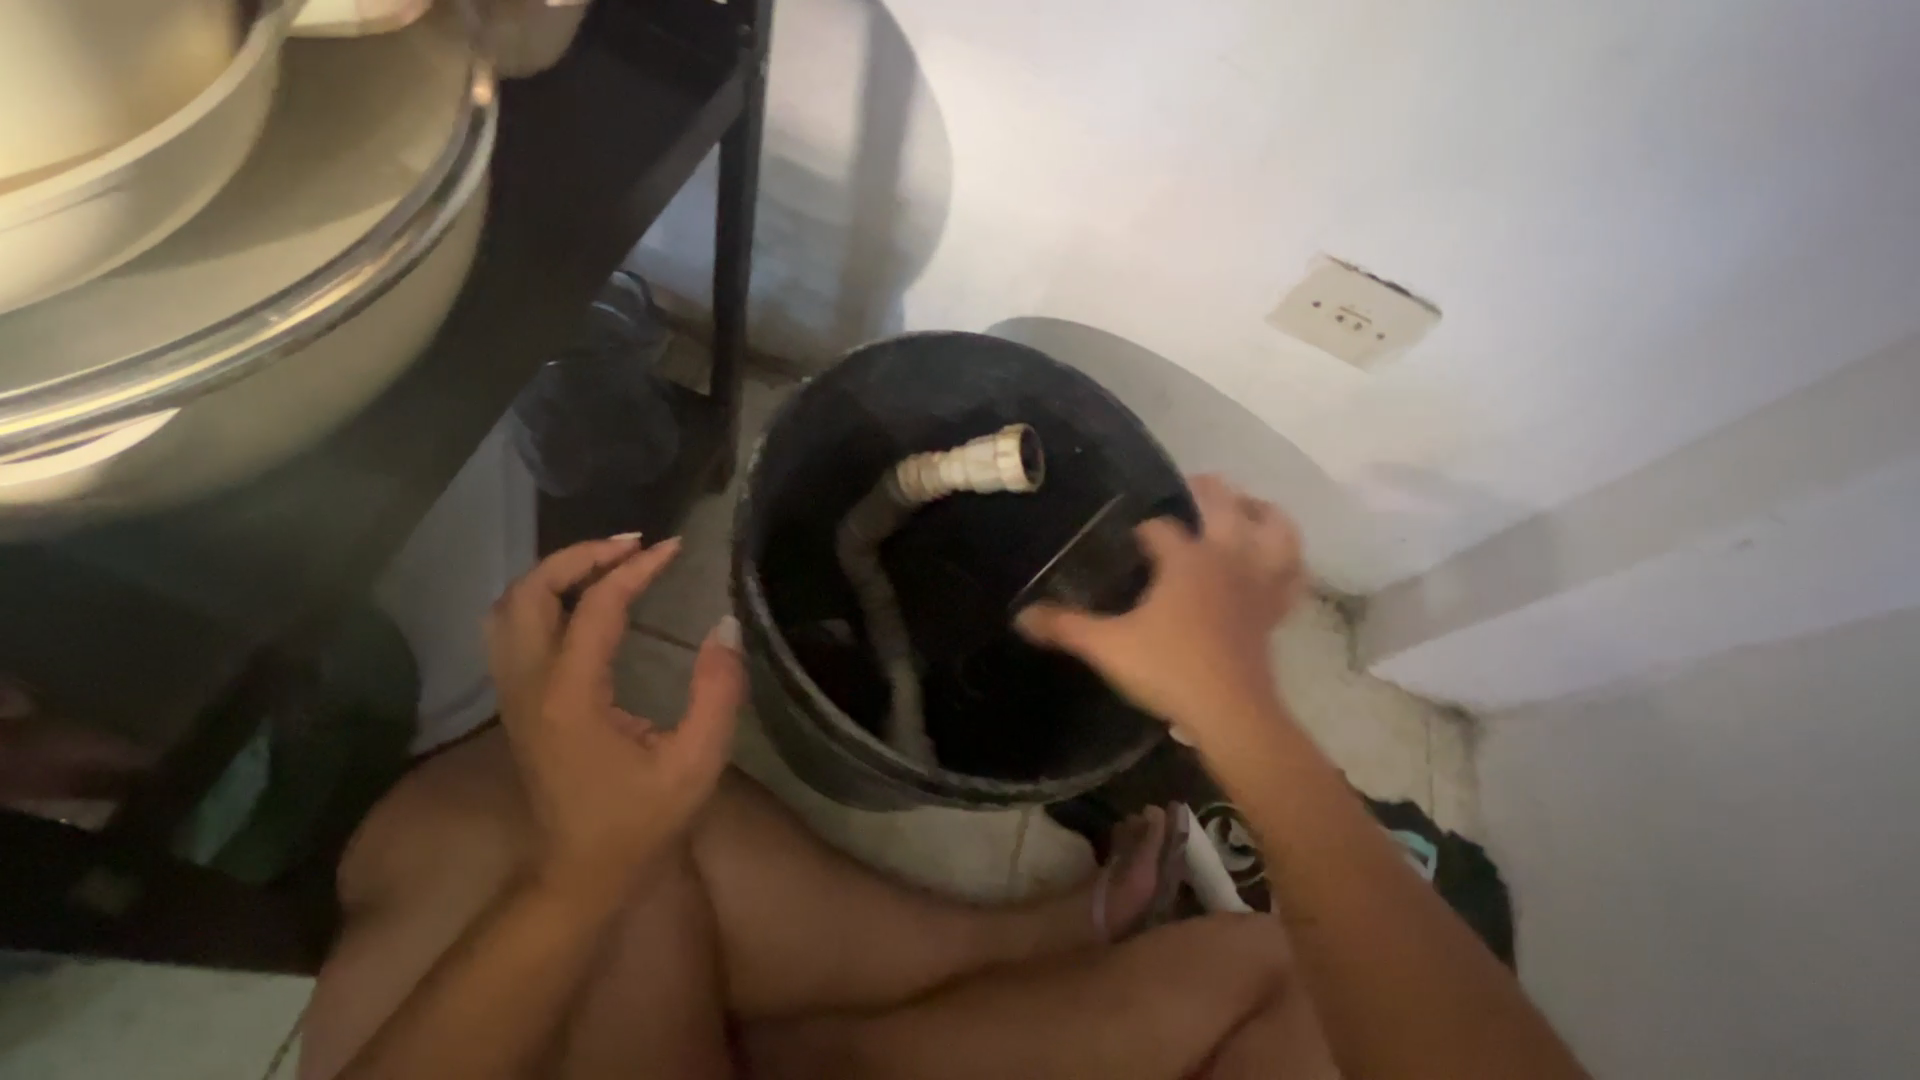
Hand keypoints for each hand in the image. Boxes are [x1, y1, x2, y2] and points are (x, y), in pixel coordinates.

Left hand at [484, 536, 743, 889]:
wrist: (578, 874)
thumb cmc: (640, 822)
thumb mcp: (695, 763)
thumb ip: (716, 692)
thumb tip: (725, 626)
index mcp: (571, 696)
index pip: (596, 606)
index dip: (636, 569)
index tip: (674, 548)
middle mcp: (529, 685)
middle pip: (530, 591)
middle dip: (581, 555)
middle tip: (634, 545)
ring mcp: (514, 694)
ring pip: (510, 607)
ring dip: (555, 572)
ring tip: (608, 562)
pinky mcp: (516, 703)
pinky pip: (511, 628)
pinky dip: (542, 596)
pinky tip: (581, 599)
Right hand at [1018, 475, 1304, 746]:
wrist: (1230, 711)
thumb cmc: (1168, 669)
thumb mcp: (1107, 646)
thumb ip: (1064, 626)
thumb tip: (1020, 616)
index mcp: (1186, 558)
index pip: (1160, 528)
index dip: (1142, 530)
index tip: (1128, 542)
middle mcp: (1226, 558)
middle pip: (1224, 504)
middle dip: (1207, 490)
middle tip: (1192, 485)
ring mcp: (1257, 582)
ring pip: (1276, 532)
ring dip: (1264, 513)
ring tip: (1249, 506)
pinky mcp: (1274, 610)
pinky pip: (1292, 577)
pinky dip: (1288, 563)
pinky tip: (1277, 562)